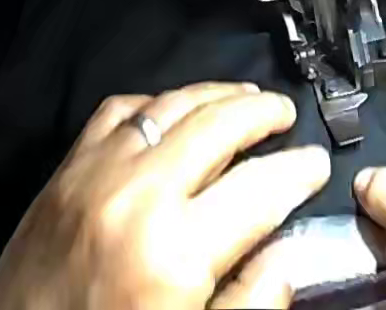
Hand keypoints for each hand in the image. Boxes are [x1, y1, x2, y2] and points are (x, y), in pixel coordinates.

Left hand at [0, 82, 330, 309]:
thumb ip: (251, 301)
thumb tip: (289, 248)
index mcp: (174, 252)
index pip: (255, 191)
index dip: (295, 171)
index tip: (317, 160)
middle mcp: (137, 192)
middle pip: (213, 128)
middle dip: (259, 114)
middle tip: (284, 112)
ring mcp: (97, 168)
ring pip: (168, 106)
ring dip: (212, 95)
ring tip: (244, 96)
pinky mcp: (68, 163)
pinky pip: (119, 110)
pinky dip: (154, 102)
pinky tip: (174, 108)